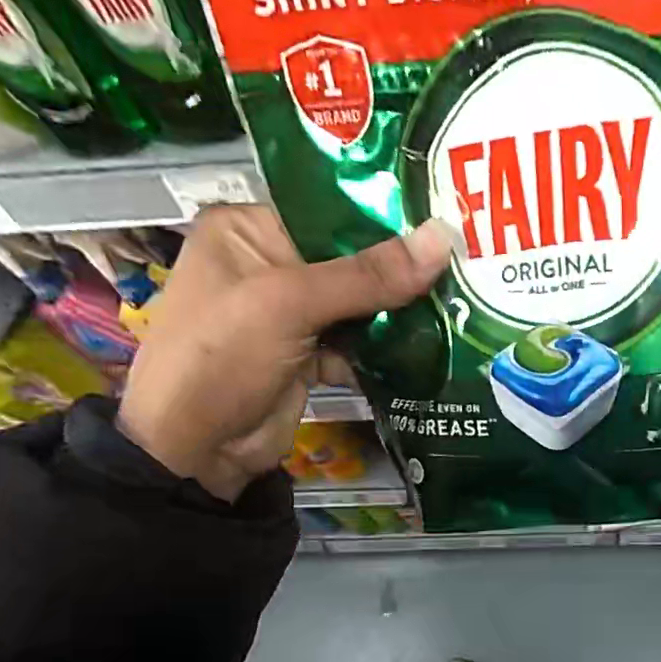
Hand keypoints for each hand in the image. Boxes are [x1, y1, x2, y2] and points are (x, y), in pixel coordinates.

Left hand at [117, 206, 451, 500]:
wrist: (196, 451)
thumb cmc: (224, 357)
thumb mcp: (290, 303)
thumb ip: (367, 275)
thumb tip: (445, 238)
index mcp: (248, 231)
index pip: (328, 209)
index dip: (384, 216)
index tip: (444, 220)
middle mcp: (269, 265)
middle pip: (348, 258)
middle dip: (400, 269)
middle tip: (464, 264)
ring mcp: (290, 316)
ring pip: (358, 304)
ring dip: (398, 311)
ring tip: (456, 303)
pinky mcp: (307, 357)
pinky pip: (356, 343)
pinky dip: (385, 348)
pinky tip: (428, 345)